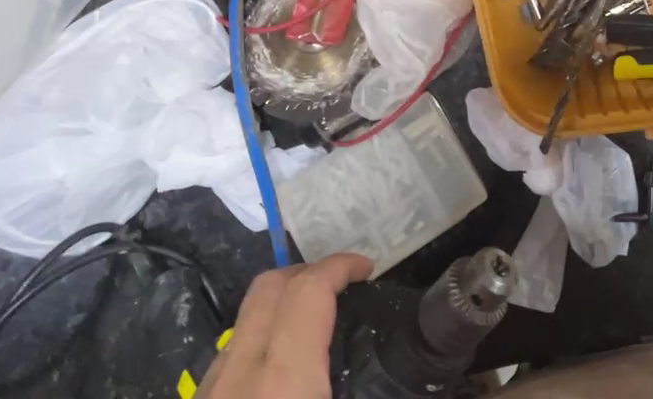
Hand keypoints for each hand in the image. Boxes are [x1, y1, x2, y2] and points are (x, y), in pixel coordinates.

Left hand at [196, 254, 372, 398]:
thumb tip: (442, 393)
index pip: (308, 291)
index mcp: (286, 380)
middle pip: (268, 287)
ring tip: (315, 326)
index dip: (340, 267)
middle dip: (308, 272)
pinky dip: (262, 342)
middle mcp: (240, 374)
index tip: (366, 270)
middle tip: (341, 287)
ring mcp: (211, 390)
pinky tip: (282, 374)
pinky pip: (231, 354)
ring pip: (244, 320)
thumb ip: (366, 380)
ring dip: (281, 306)